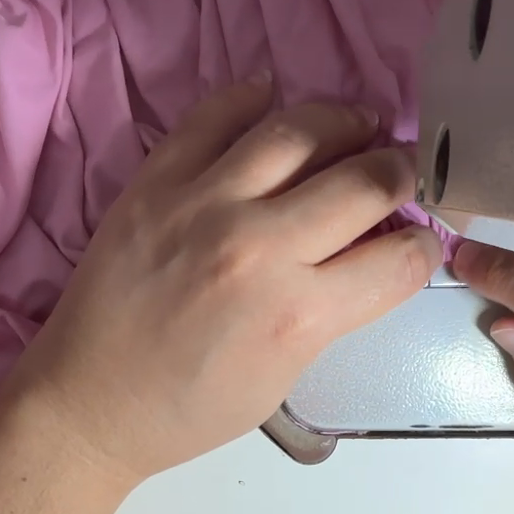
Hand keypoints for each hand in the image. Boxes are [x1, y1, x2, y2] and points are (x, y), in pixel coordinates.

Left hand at [0, 75, 441, 483]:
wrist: (90, 404)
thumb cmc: (188, 411)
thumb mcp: (281, 380)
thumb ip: (333, 314)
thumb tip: (374, 258)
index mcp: (297, 315)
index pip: (398, 257)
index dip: (423, 247)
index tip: (417, 242)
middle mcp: (258, 247)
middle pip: (367, 179)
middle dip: (402, 177)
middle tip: (397, 180)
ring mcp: (203, 204)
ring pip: (302, 128)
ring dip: (346, 123)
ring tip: (356, 130)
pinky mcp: (156, 181)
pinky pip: (219, 113)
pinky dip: (257, 102)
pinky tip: (274, 112)